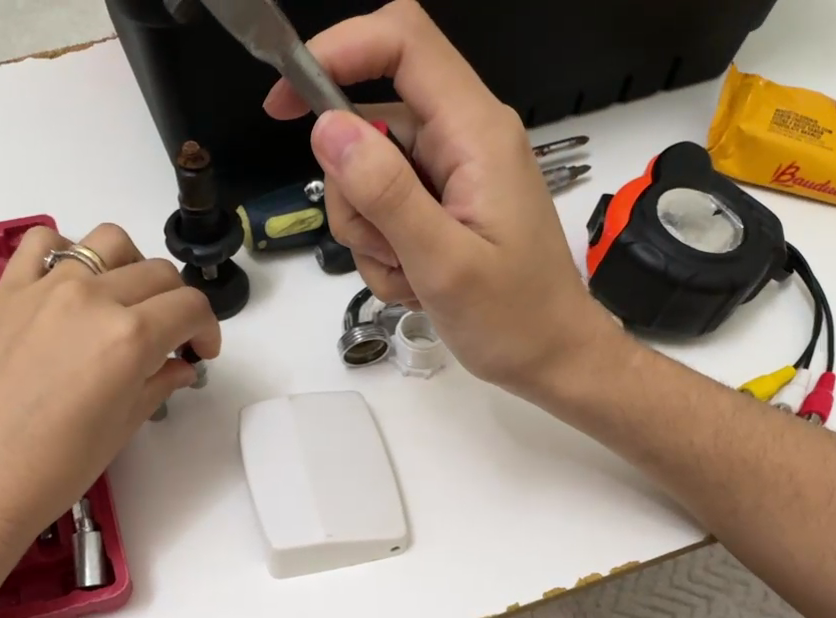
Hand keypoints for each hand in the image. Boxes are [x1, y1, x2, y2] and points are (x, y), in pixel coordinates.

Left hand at [0, 224, 218, 551]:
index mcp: (129, 337)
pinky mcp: (6, 290)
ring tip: (126, 304)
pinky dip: (69, 253)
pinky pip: (44, 243)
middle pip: (157, 273)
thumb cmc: (52, 470)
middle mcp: (92, 299)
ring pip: (109, 243)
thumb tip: (178, 365)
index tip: (201, 351)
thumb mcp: (121, 429)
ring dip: (132, 266)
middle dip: (177, 305)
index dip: (207, 329)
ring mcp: (45, 287)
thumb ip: (156, 384)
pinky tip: (71, 286)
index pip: (190, 307)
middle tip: (171, 340)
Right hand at [263, 0, 621, 398]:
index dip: (337, 52)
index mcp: (475, 132)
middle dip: (354, 195)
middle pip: (370, 126)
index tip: (284, 106)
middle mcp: (463, 138)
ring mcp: (452, 173)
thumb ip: (387, 194)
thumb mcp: (445, 263)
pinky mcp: (443, 204)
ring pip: (368, 177)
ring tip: (410, 276)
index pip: (402, 43)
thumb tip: (328, 129)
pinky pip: (384, 211)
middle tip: (387, 251)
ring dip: (370, 235)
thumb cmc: (515, 318)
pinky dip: (385, 252)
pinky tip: (416, 282)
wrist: (551, 356)